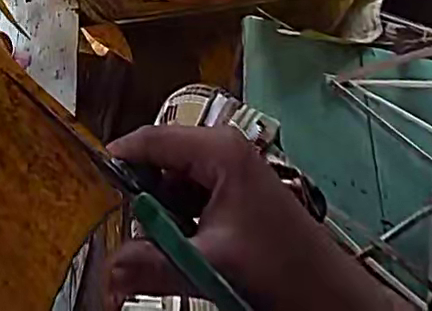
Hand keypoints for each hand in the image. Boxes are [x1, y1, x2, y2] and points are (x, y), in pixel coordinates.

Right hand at [106, 126, 406, 310]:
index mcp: (218, 149)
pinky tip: (184, 244)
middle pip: (164, 157)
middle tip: (127, 225)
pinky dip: (183, 216)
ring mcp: (234, 167)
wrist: (336, 302)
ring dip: (164, 209)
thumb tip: (108, 273)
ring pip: (178, 179)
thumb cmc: (279, 270)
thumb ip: (154, 264)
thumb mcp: (211, 264)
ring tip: (158, 242)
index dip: (122, 156)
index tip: (94, 176)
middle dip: (145, 192)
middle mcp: (224, 148)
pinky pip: (195, 193)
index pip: (154, 138)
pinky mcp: (240, 189)